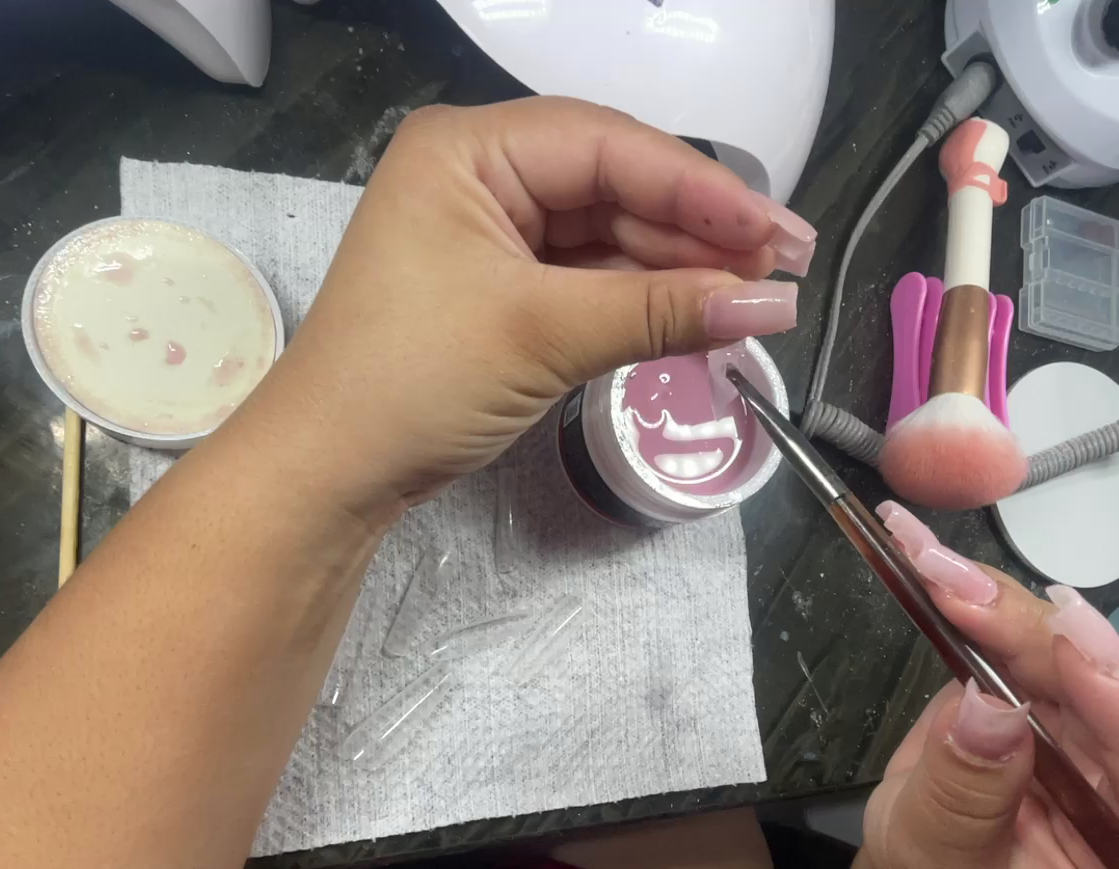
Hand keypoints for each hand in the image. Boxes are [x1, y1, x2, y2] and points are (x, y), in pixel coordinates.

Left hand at [251, 97, 813, 511]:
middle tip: (783, 269)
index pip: (610, 148)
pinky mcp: (504, 295)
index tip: (778, 235)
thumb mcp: (541, 334)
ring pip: (608, 241)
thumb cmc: (414, 381)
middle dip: (699, 232)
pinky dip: (639, 303)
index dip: (704, 190)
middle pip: (616, 191)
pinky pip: (588, 284)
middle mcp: (483, 180)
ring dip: (677, 271)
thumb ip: (660, 311)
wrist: (335, 469)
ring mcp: (494, 240)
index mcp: (471, 152)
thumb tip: (771, 304)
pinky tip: (694, 314)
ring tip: (754, 298)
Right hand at [861, 502, 1118, 868]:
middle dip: (1036, 634)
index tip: (1074, 644)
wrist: (928, 859)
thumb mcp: (942, 859)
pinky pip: (1020, 629)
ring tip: (926, 561)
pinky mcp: (1049, 682)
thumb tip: (990, 707)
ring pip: (1062, 646)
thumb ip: (967, 795)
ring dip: (995, 599)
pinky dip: (972, 592)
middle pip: (1113, 697)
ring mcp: (1098, 722)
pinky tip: (926, 555)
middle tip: (961, 586)